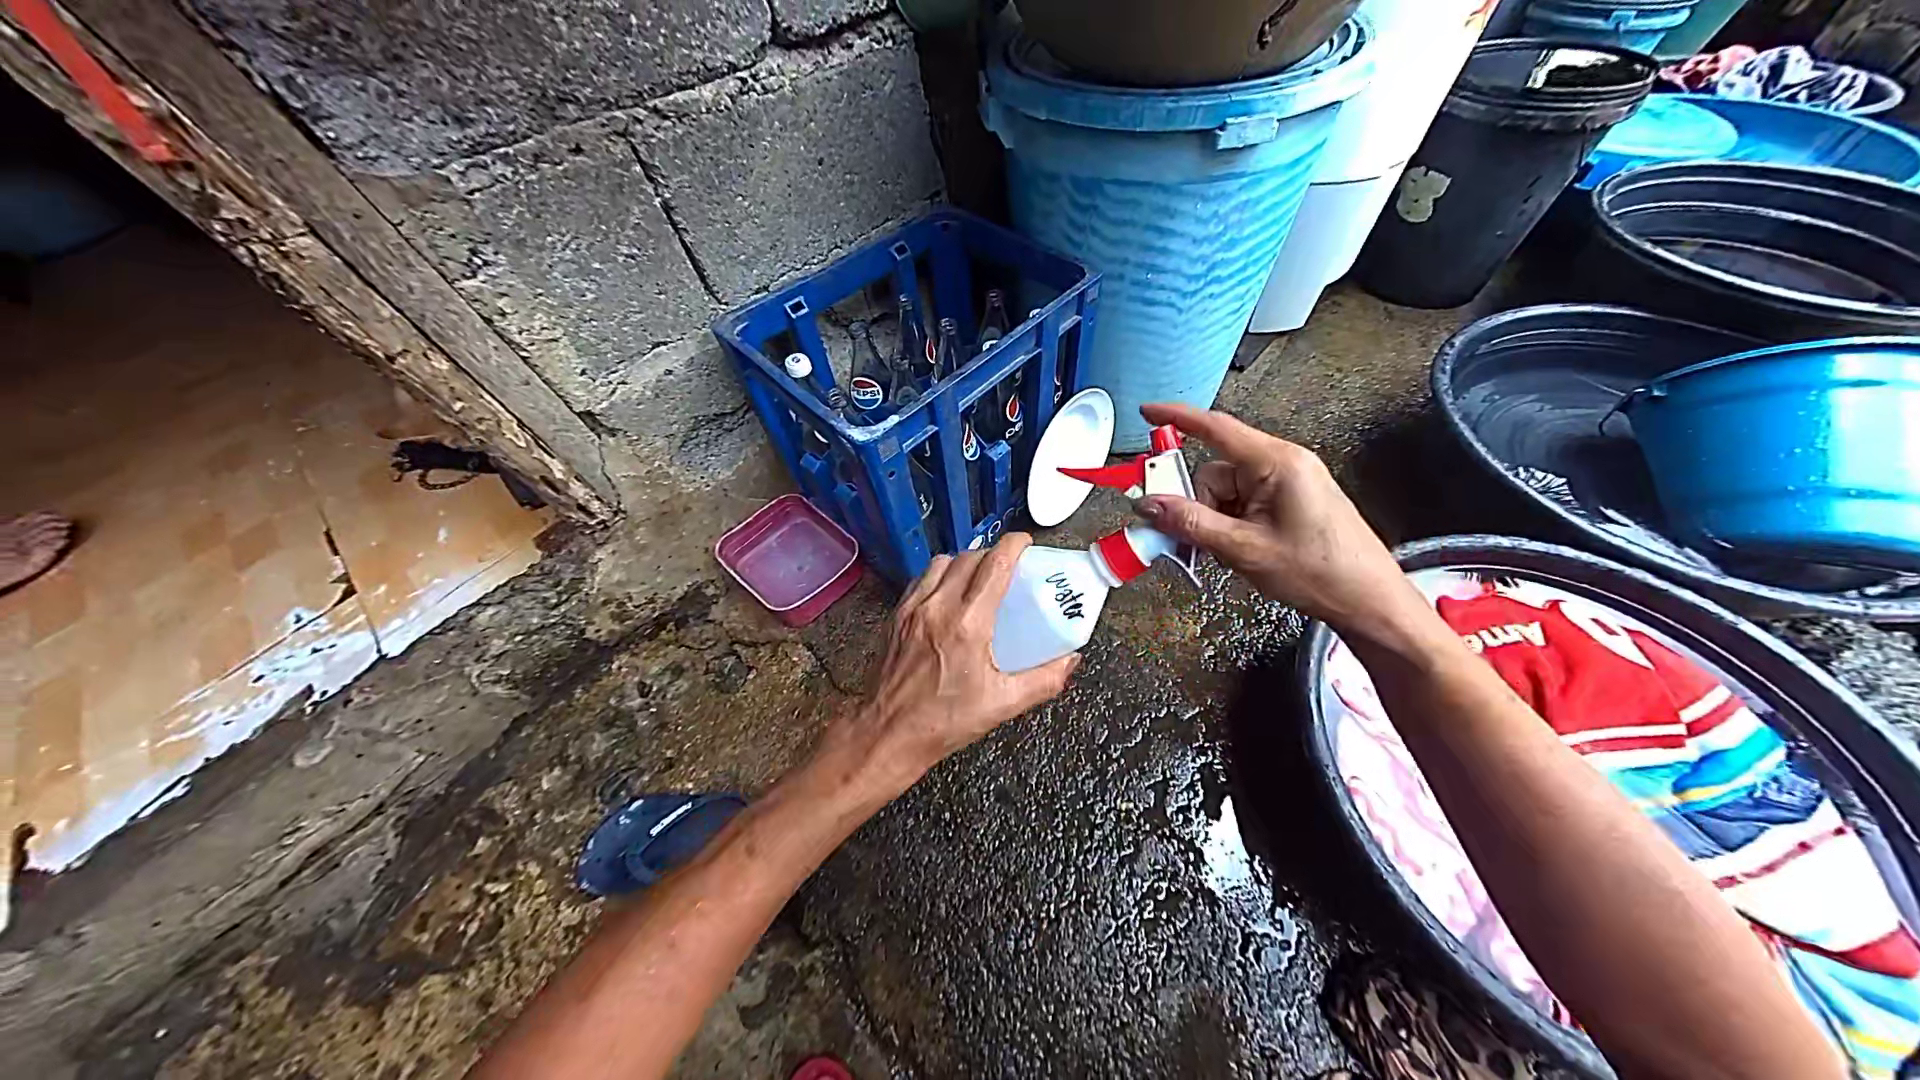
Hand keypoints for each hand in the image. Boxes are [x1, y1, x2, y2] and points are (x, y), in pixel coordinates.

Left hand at [833, 534, 1080, 795]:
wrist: (888, 732)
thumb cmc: (942, 721)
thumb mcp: (1003, 704)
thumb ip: (1044, 680)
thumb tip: (1070, 660)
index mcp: (967, 625)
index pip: (994, 565)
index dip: (1013, 546)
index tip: (1025, 543)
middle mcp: (938, 608)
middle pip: (969, 557)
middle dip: (992, 554)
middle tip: (1009, 566)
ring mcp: (913, 609)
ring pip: (941, 562)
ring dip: (964, 562)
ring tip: (978, 578)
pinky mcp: (897, 616)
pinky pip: (921, 579)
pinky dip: (939, 576)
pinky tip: (948, 594)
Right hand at [1132, 403, 1419, 634]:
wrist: (1367, 600)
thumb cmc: (1322, 572)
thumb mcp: (1243, 548)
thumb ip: (1190, 523)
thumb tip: (1150, 504)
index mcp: (1276, 463)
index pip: (1216, 428)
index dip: (1177, 418)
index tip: (1148, 413)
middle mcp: (1281, 465)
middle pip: (1213, 473)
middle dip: (1195, 505)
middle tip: (1188, 538)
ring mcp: (1284, 483)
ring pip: (1223, 493)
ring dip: (1212, 522)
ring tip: (1226, 553)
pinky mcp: (1285, 501)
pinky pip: (1239, 504)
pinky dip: (1227, 525)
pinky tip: (1236, 550)